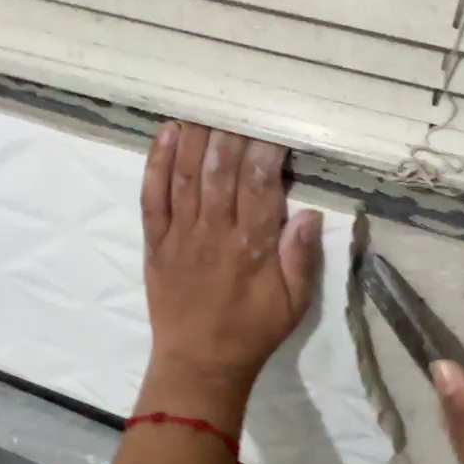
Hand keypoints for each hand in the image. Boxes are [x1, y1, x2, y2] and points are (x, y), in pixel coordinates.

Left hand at [138, 122, 322, 428]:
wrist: (198, 363)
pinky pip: (152, 196)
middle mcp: (214, 233)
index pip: (260, 184)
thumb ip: (302, 258)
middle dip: (232, 132)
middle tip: (240, 101)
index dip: (266, 149)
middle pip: (222, 170)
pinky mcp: (155, 241)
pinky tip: (167, 133)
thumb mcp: (294, 303)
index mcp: (252, 246)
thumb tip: (310, 212)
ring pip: (187, 175)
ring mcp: (180, 235)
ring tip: (205, 102)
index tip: (274, 123)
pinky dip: (157, 163)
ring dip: (196, 136)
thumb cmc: (252, 331)